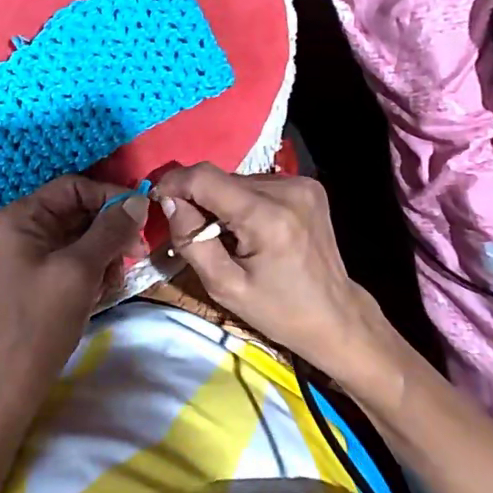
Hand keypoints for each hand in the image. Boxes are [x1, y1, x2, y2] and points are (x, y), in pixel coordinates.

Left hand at [0, 175, 148, 381]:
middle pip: (80, 210)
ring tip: (113, 280)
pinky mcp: (44, 273)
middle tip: (136, 253)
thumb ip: (110, 230)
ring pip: (84, 235)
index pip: (73, 187)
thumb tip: (138, 200)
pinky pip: (78, 256)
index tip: (141, 217)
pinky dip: (96, 268)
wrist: (18, 376)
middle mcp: (23, 226)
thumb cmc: (43, 318)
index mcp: (20, 216)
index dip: (109, 197)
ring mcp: (33, 251)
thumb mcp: (80, 269)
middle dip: (110, 231)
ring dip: (106, 253)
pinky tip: (102, 290)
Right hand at [154, 163, 399, 387]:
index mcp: (266, 216)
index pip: (205, 177)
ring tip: (226, 236)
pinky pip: (258, 184)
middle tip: (194, 233)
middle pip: (221, 178)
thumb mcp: (224, 287)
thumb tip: (169, 201)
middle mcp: (287, 189)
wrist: (334, 315)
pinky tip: (249, 229)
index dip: (175, 183)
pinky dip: (243, 201)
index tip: (158, 200)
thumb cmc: (277, 310)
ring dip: (221, 201)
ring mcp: (302, 184)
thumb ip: (192, 241)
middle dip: (198, 199)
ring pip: (238, 179)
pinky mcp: (309, 186)